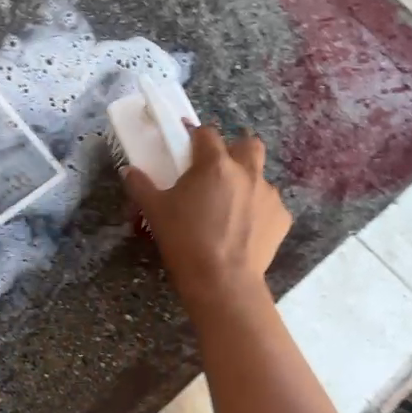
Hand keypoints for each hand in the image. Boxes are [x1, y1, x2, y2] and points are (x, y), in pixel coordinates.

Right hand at [125, 125, 291, 307]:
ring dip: (245, 182)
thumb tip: (129, 170)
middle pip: (248, 144)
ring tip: (228, 205)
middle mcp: (247, 173)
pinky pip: (268, 205)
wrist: (222, 279)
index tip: (186, 140)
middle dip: (235, 148)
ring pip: (260, 176)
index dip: (195, 134)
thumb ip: (141, 185)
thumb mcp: (154, 211)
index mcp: (214, 165)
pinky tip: (241, 228)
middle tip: (217, 167)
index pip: (207, 134)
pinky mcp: (282, 217)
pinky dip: (255, 210)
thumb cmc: (183, 239)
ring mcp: (269, 195)